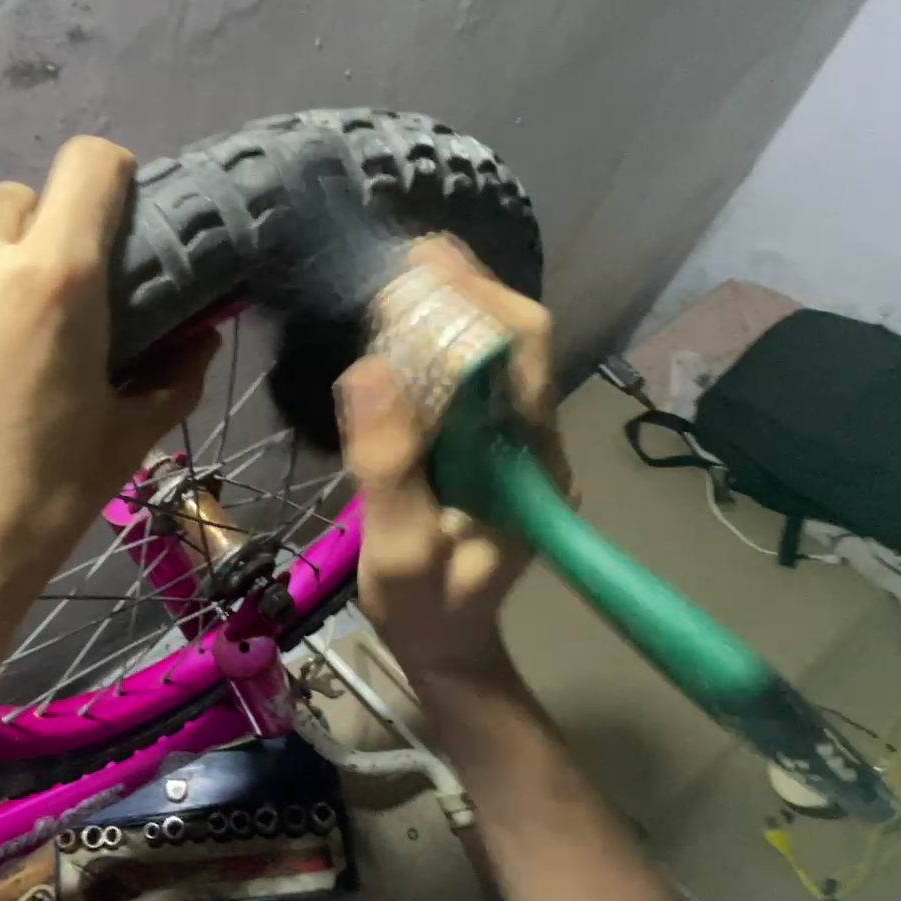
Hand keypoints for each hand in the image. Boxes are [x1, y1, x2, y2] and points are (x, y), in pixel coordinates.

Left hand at [0, 137, 210, 703]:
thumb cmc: (31, 516)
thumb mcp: (119, 449)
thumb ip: (170, 378)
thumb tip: (199, 339)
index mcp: (50, 280)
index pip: (90, 164)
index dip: (109, 185)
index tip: (108, 231)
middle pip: (12, 204)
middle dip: (33, 246)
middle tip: (33, 324)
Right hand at [338, 237, 568, 685]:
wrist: (448, 644)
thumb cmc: (424, 608)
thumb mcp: (398, 548)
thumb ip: (388, 465)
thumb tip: (367, 369)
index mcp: (525, 462)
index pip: (518, 357)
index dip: (475, 301)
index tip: (422, 263)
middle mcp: (534, 442)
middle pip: (516, 344)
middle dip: (470, 292)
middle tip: (413, 257)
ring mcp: (515, 446)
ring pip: (496, 359)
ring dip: (459, 312)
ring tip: (408, 278)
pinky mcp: (491, 453)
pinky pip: (473, 385)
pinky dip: (444, 347)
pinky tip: (409, 331)